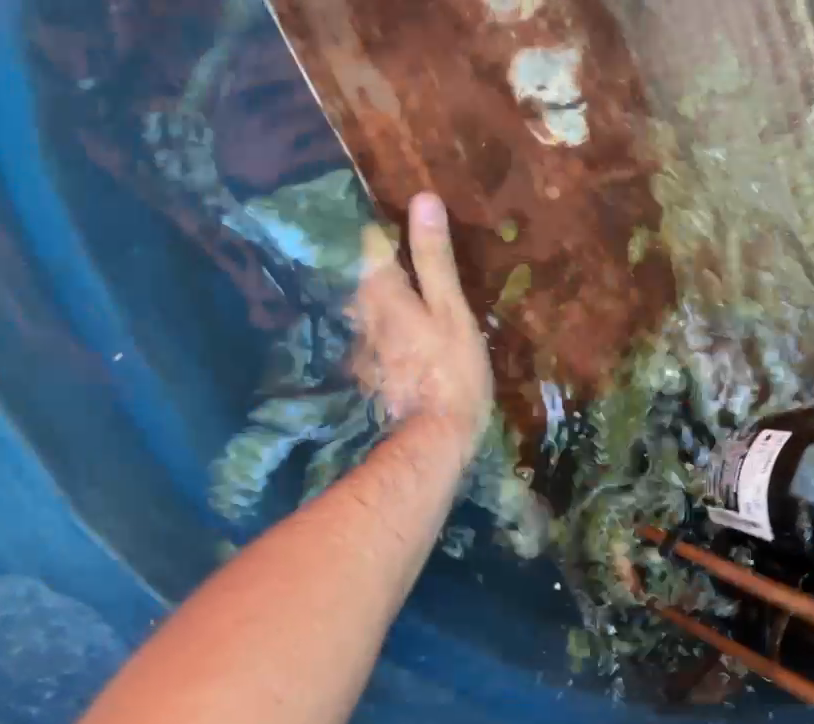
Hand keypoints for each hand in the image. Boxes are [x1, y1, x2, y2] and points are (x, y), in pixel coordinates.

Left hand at [351, 192, 493, 465]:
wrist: (435, 434)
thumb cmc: (451, 370)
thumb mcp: (453, 311)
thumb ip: (435, 258)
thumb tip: (424, 200)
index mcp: (380, 288)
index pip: (372, 240)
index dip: (391, 229)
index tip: (411, 224)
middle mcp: (360, 308)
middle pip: (369, 274)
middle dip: (389, 265)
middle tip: (420, 262)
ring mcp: (362, 341)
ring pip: (372, 305)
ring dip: (390, 298)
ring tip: (418, 299)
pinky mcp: (371, 368)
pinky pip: (379, 335)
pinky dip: (392, 330)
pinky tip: (412, 340)